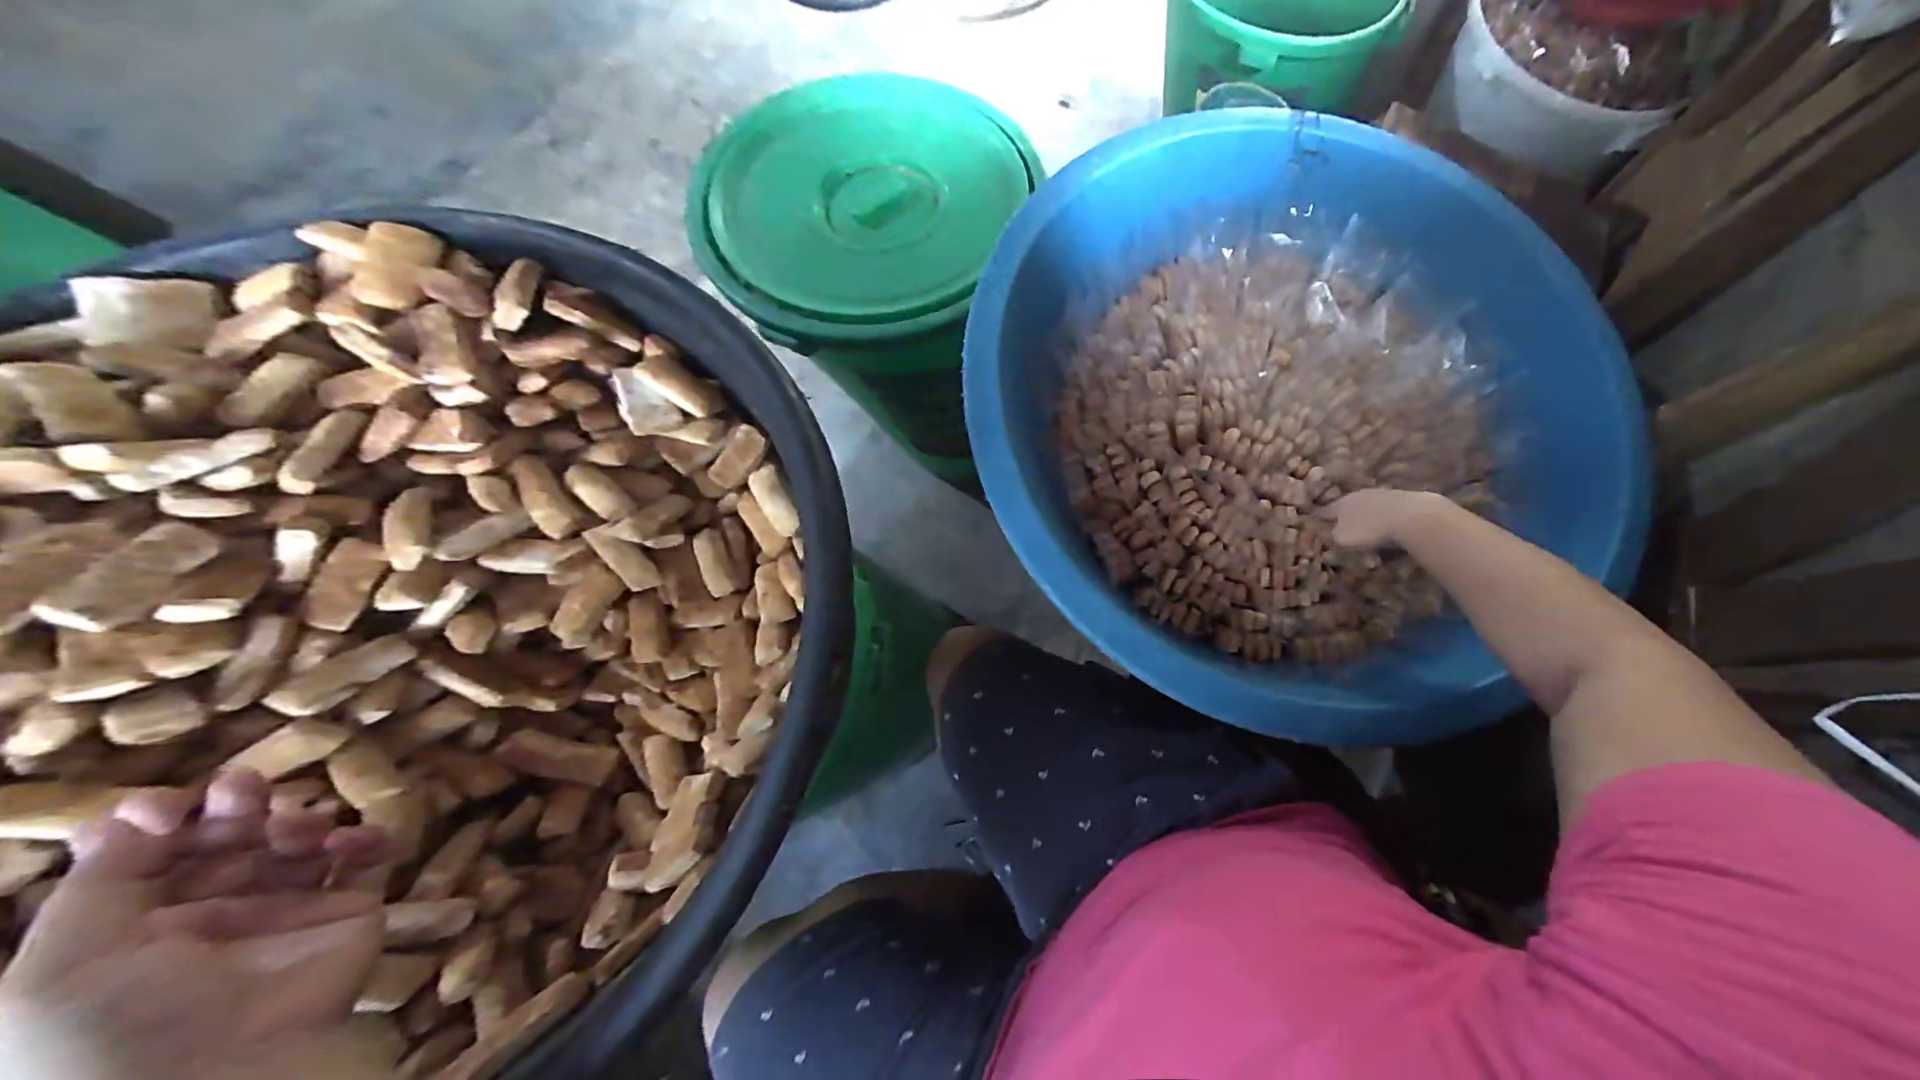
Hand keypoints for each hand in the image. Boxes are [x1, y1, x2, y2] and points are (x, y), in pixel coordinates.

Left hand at [0, 770, 392, 1079]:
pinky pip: (365, 861)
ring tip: (298, 828)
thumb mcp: (60, 966)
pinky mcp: (348, 912)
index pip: (154, 857)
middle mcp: (213, 915)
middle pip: (230, 841)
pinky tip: (355, 840)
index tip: (169, 802)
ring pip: (298, 843)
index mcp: (136, 931)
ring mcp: (286, 912)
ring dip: (299, 821)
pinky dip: (367, 838)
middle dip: (236, 808)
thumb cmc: (118, 1025)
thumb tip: (144, 807)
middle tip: (244, 787)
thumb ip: (98, 880)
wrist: (222, 1075)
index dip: (161, 822)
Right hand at [1324, 489, 1448, 549]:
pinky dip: (1382, 516)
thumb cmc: (1370, 529)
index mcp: (1340, 504)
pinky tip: (1387, 524)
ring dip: (1364, 514)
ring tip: (1366, 526)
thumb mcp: (1343, 538)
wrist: (1412, 516)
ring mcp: (1380, 494)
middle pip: (1345, 505)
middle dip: (1342, 515)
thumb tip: (1331, 533)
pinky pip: (1385, 509)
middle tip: (1341, 525)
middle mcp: (1357, 495)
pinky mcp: (1401, 498)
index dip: (1317, 518)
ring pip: (1366, 505)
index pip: (1323, 511)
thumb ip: (1332, 536)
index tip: (1312, 521)